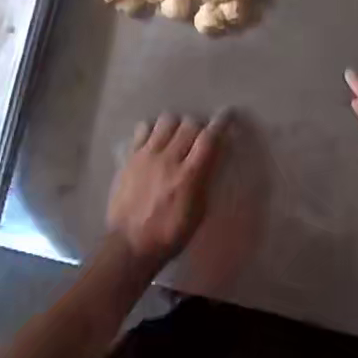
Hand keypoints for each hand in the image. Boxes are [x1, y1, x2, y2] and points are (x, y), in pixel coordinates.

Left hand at [106, 112, 227, 269]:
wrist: (130, 244)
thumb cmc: (169, 235)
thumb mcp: (197, 213)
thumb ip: (204, 181)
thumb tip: (210, 159)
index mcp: (189, 177)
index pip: (208, 139)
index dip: (221, 123)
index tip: (228, 113)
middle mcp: (169, 159)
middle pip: (189, 124)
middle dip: (199, 127)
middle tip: (200, 137)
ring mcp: (147, 154)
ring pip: (167, 120)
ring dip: (177, 125)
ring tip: (177, 137)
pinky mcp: (131, 155)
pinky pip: (144, 128)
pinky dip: (153, 129)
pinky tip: (155, 140)